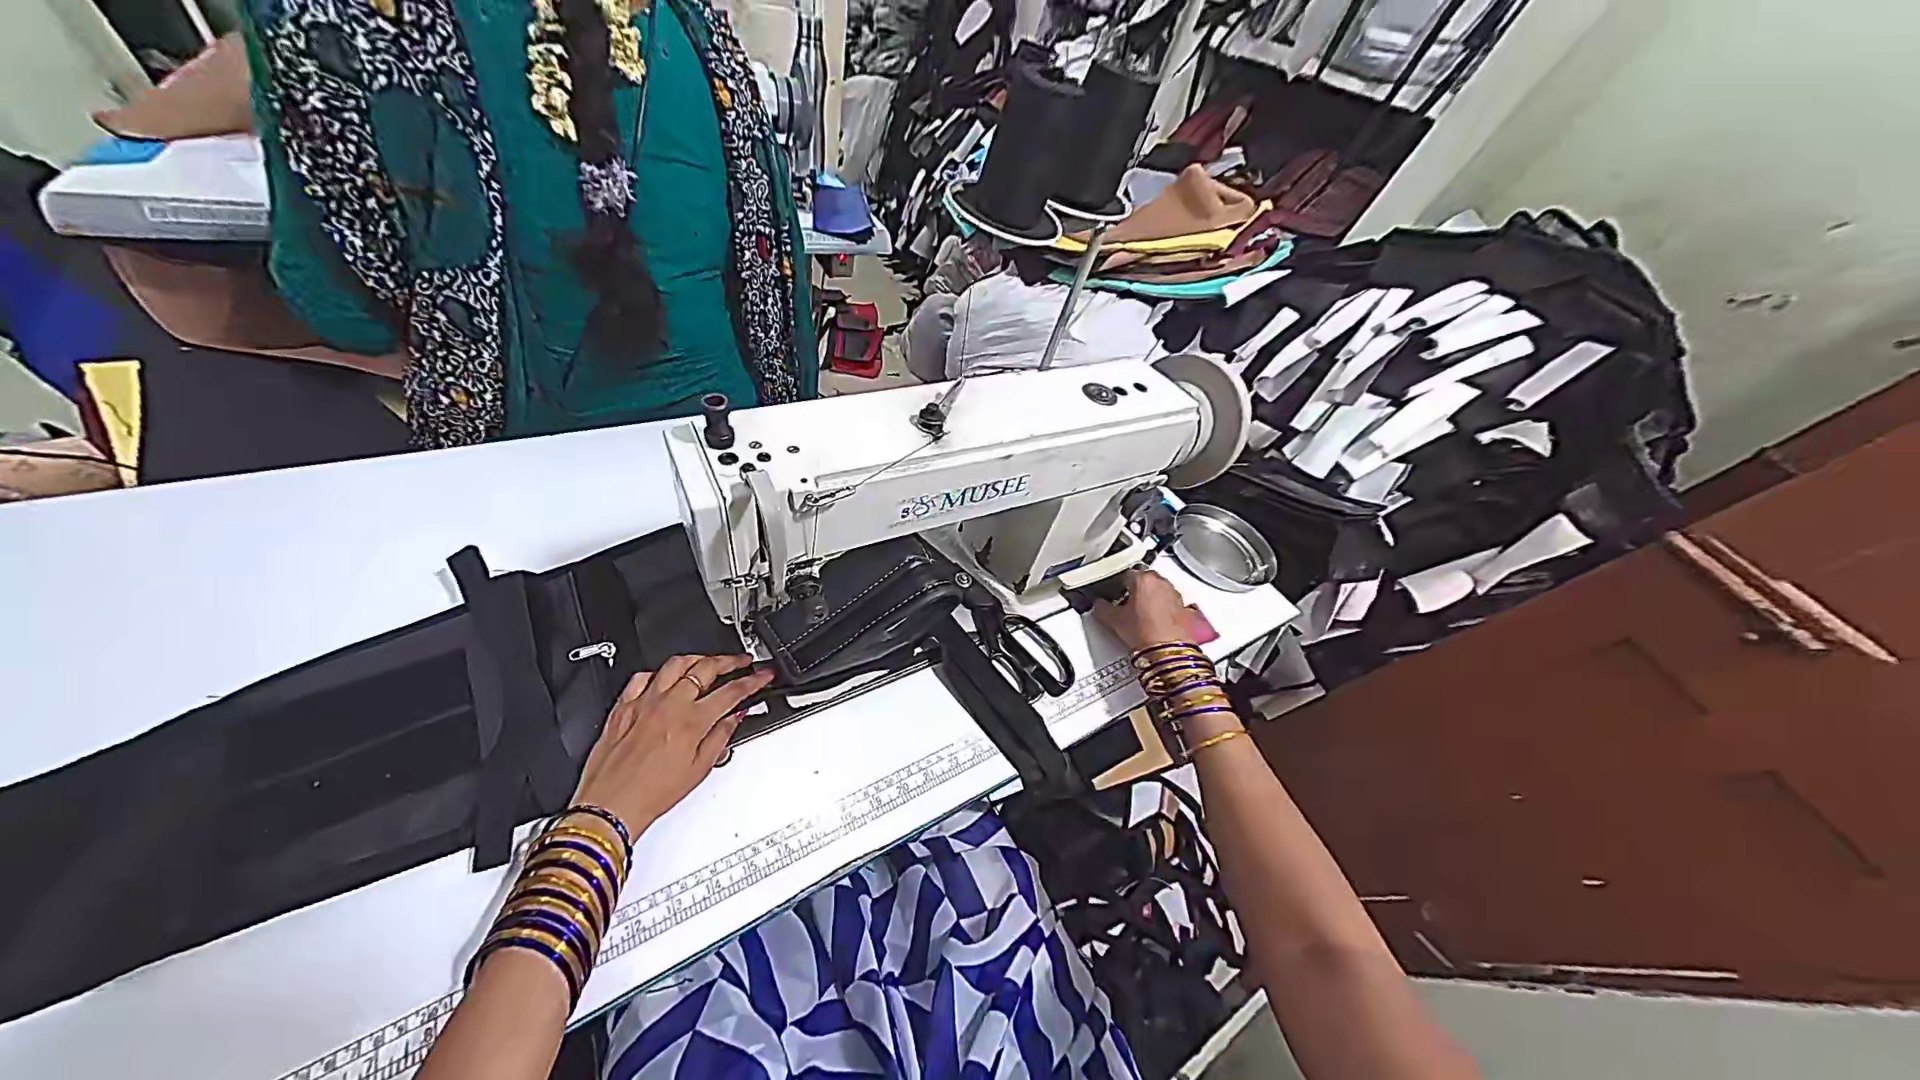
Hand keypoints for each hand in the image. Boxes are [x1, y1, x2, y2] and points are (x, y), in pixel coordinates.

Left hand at [571, 655, 773, 836]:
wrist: (610, 806)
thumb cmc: (651, 793)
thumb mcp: (699, 769)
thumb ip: (720, 736)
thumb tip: (733, 718)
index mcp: (692, 721)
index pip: (732, 690)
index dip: (753, 680)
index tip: (763, 675)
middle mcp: (668, 705)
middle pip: (706, 667)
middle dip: (731, 660)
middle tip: (742, 662)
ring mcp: (644, 702)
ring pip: (675, 664)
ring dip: (698, 659)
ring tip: (708, 662)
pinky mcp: (624, 706)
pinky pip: (642, 677)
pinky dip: (659, 672)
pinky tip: (665, 677)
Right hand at [1095, 568, 1203, 650]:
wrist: (1169, 650)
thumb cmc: (1146, 632)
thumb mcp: (1114, 620)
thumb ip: (1102, 608)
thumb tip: (1099, 606)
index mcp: (1142, 579)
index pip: (1125, 574)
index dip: (1116, 585)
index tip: (1113, 593)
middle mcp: (1161, 582)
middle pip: (1143, 579)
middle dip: (1134, 589)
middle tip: (1125, 603)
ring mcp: (1174, 594)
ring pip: (1157, 589)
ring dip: (1149, 597)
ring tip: (1139, 614)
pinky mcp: (1183, 607)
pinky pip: (1168, 602)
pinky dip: (1161, 607)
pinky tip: (1154, 620)